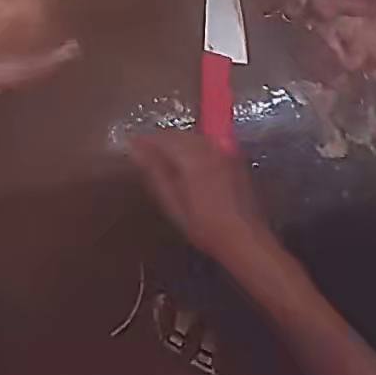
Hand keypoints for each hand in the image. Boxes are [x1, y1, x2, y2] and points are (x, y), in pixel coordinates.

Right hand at [128, 130, 277, 259]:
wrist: (245, 240)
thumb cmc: (204, 227)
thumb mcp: (172, 203)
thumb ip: (154, 172)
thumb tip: (136, 151)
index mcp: (190, 159)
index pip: (161, 139)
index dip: (143, 140)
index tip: (130, 143)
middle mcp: (208, 150)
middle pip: (178, 134)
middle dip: (159, 139)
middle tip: (143, 150)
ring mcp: (223, 154)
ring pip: (193, 136)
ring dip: (175, 141)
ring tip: (162, 155)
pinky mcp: (233, 160)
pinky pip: (206, 143)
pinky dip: (191, 145)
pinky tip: (186, 160)